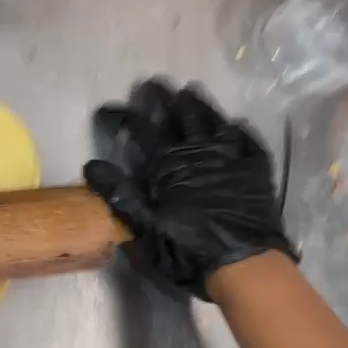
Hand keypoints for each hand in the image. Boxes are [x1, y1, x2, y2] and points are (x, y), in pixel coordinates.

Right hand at [83, 80, 294, 297]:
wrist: (245, 264)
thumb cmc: (189, 249)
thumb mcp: (145, 228)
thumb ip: (120, 195)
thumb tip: (91, 165)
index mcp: (169, 164)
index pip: (141, 128)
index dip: (122, 116)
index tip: (106, 109)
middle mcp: (199, 152)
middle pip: (179, 114)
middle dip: (163, 97)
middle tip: (153, 83)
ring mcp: (231, 158)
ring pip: (214, 120)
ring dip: (200, 104)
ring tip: (190, 90)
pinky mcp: (256, 171)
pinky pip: (249, 142)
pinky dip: (241, 130)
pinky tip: (237, 124)